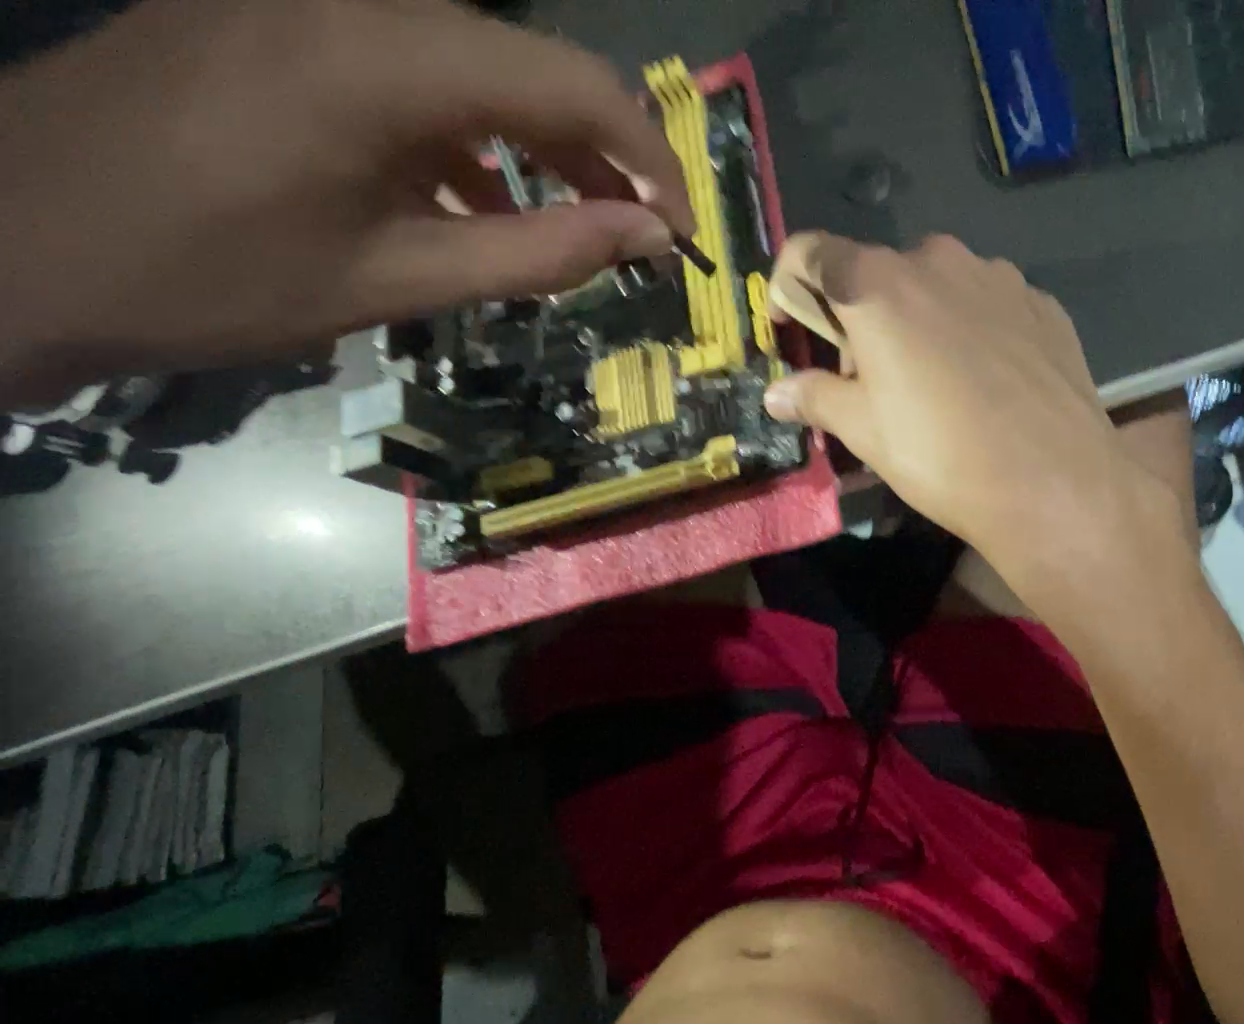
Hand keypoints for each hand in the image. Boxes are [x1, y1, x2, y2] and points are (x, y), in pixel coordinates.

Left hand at [0, 0, 690, 403]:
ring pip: (480, 65)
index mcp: (386, 59)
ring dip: (541, 145)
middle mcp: (356, 1)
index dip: (650, 158)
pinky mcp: (280, 18)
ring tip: (577, 225)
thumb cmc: (213, 276)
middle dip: (603, 154)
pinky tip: (476, 199)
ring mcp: (311, 1)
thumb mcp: (401, 279)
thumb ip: (544, 253)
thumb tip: (652, 235)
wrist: (9, 238)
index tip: (679, 229)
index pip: (575, 84)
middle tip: (638, 235)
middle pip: (533, 65)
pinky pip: (412, 66)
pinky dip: (467, 133)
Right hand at [764, 233, 1187, 598]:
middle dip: (865, 316)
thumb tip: (778, 392)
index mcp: (880, 285)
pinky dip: (976, 330)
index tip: (793, 325)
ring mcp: (1000, 278)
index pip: (812, 252)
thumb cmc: (942, 455)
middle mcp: (939, 261)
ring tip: (938, 384)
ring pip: (940, 287)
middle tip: (873, 378)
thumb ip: (817, 398)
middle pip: (880, 272)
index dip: (790, 285)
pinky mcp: (1043, 305)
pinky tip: (989, 382)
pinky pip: (991, 306)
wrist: (1055, 481)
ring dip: (923, 320)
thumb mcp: (865, 432)